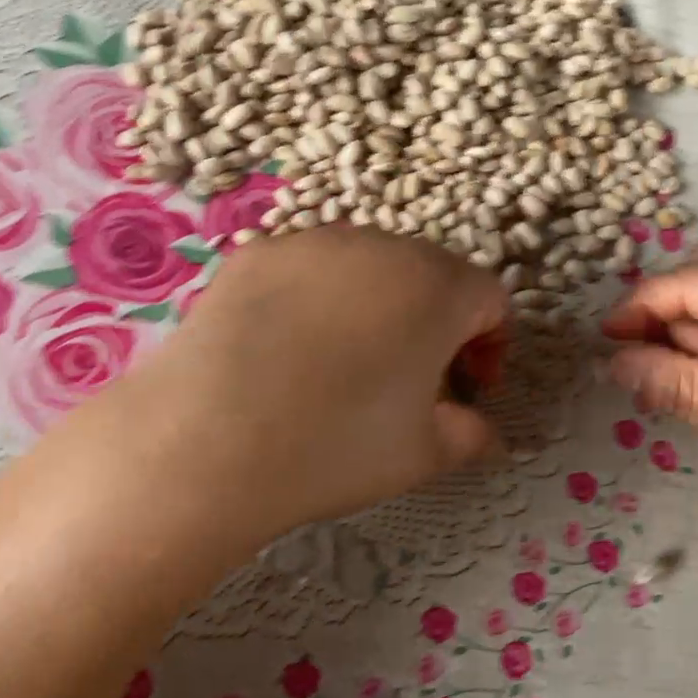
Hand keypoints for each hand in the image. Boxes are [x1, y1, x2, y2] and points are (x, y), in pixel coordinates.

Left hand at [79, 226, 507, 546]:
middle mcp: (381, 245)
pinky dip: (315, 299)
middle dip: (434, 321)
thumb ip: (471, 433)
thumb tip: (481, 428)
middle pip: (430, 274)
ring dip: (375, 304)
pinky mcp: (256, 253)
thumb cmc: (337, 447)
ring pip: (367, 266)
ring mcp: (313, 242)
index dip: (488, 345)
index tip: (465, 389)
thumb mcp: (424, 454)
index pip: (489, 299)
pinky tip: (286, 350)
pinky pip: (308, 270)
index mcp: (438, 287)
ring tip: (343, 363)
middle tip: (410, 379)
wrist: (208, 442)